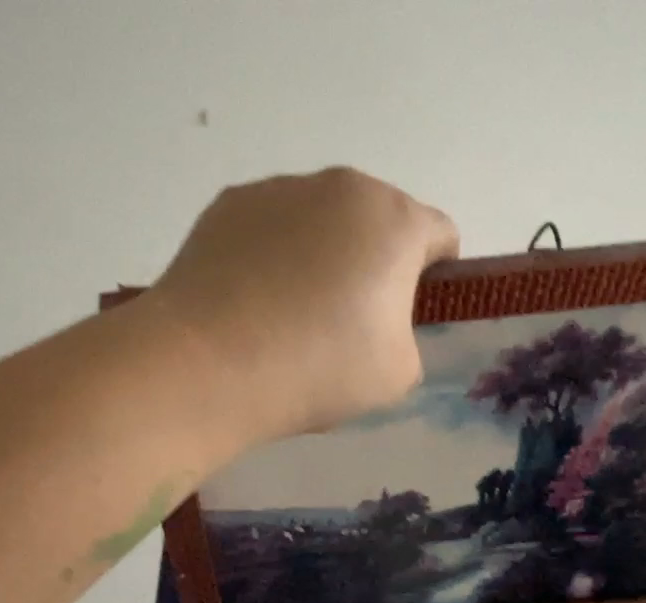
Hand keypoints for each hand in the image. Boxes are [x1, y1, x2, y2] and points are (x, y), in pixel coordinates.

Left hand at [148, 167, 459, 443]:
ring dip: (319, 253)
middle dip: (371, 261)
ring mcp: (278, 190)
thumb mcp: (397, 373)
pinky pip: (268, 227)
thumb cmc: (317, 369)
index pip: (439, 235)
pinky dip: (269, 255)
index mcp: (396, 220)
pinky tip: (248, 302)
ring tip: (286, 315)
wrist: (207, 365)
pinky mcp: (226, 205)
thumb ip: (407, 336)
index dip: (433, 277)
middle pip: (375, 220)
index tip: (406, 317)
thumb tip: (378, 323)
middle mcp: (341, 187)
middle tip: (344, 323)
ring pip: (319, 220)